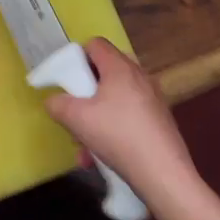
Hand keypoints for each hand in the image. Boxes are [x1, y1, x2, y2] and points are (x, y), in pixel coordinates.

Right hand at [43, 38, 201, 206]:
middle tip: (75, 110)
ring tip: (84, 147)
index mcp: (120, 68)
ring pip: (115, 99)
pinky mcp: (160, 121)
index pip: (95, 44)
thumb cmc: (118, 137)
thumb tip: (54, 102)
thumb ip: (57, 104)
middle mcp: (140, 78)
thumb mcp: (76, 119)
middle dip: (86, 92)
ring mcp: (153, 100)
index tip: (67, 79)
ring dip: (95, 118)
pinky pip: (129, 117)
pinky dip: (113, 130)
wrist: (164, 175)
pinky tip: (102, 157)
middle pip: (105, 72)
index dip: (77, 56)